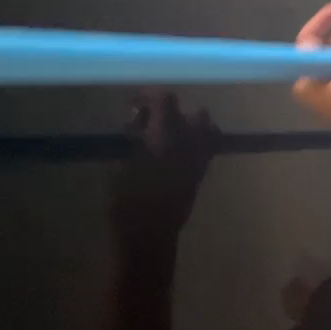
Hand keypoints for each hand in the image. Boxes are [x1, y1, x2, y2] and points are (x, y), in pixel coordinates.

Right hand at [112, 90, 215, 251]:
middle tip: (147, 120)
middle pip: (191, 111)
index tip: (133, 100)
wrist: (150, 234)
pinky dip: (196, 136)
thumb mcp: (121, 166)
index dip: (149, 95)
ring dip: (187, 123)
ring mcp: (203, 155)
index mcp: (167, 138)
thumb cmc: (127, 202)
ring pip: (205, 125)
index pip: (166, 100)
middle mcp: (192, 142)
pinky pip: (209, 141)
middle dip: (170, 110)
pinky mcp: (205, 168)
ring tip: (164, 133)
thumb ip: (133, 139)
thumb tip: (139, 120)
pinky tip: (176, 147)